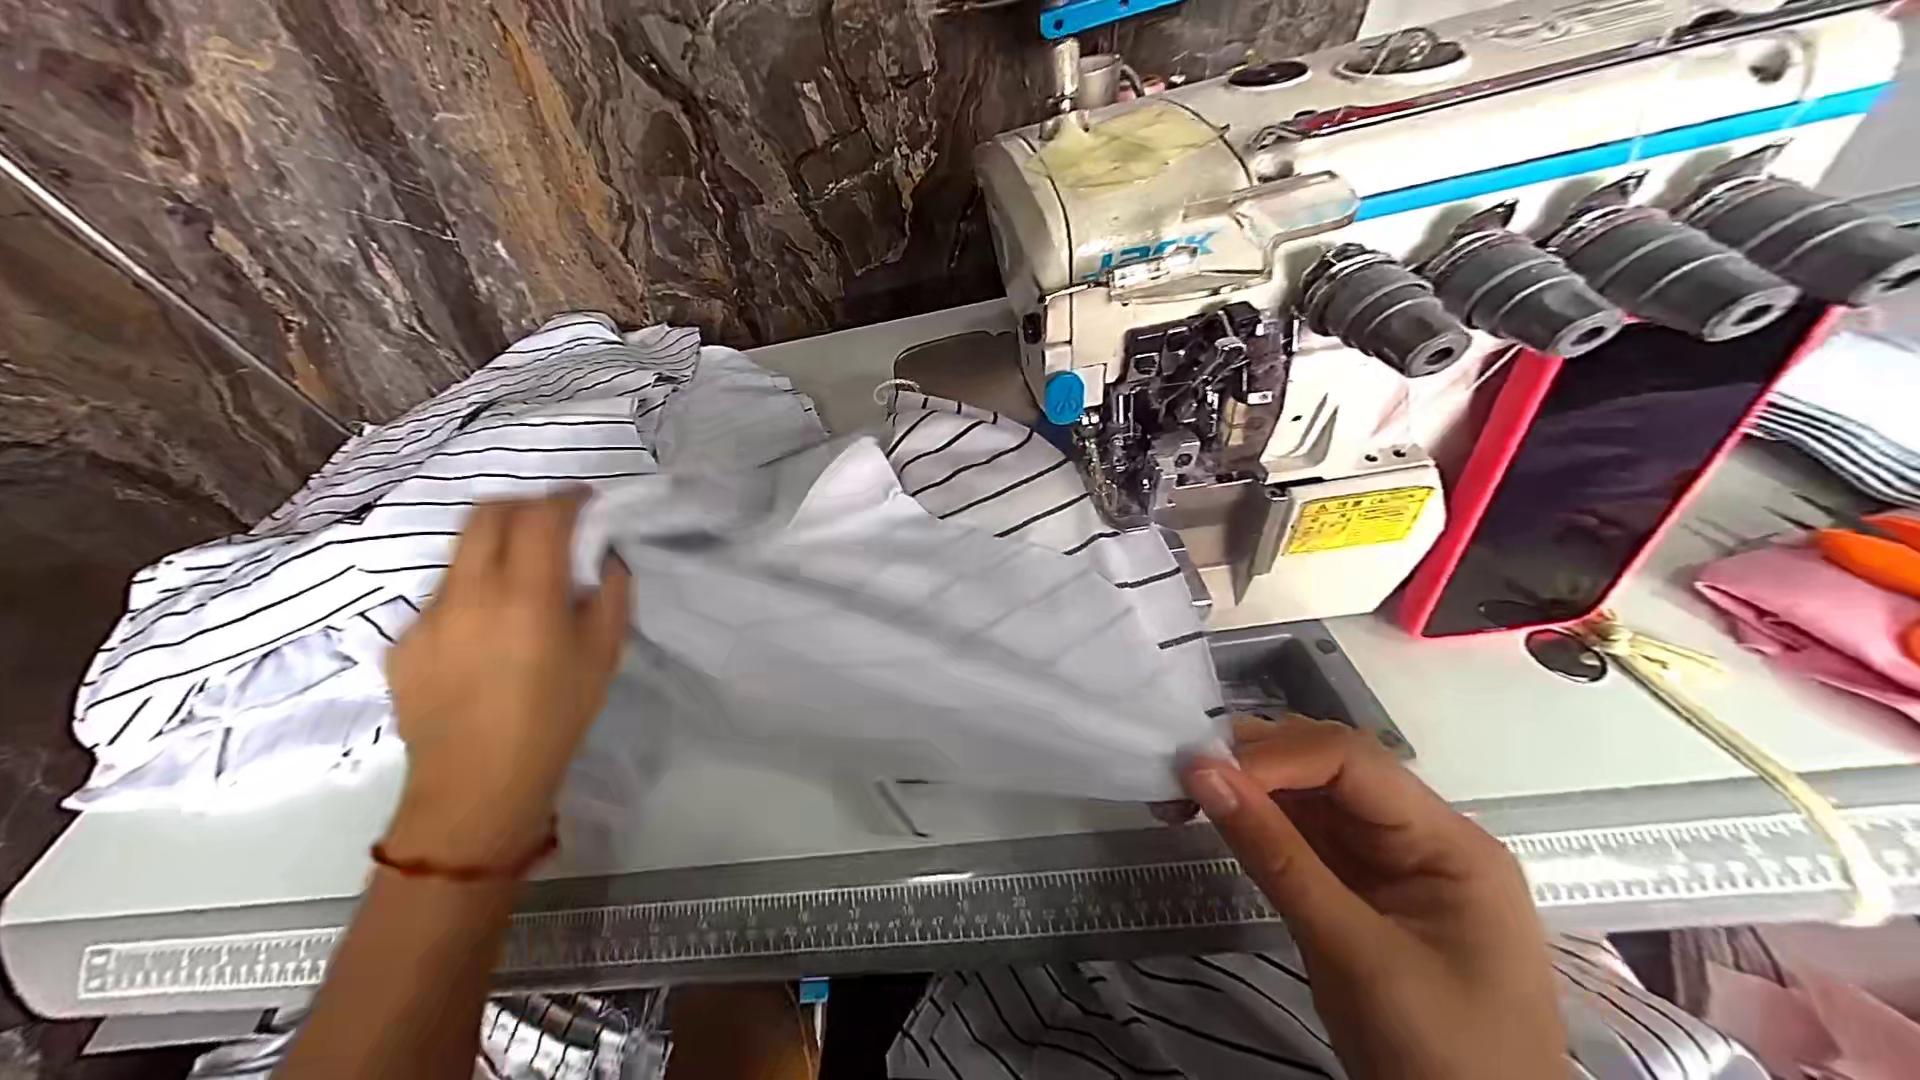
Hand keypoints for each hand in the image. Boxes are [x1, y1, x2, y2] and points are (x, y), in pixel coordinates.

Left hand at [381, 494, 630, 866]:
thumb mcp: (604, 653)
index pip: (541, 517)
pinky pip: (443, 597)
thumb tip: (604, 559)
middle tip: (551, 522)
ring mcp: (427, 616)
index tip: (586, 501)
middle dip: (523, 505)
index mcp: (526, 596)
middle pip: (486, 514)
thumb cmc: (557, 715)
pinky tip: (490, 635)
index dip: (567, 499)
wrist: (479, 784)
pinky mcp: (403, 641)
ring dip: (496, 549)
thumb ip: (611, 594)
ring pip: (461, 554)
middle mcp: (469, 593)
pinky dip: (474, 593)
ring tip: (523, 585)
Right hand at [1181, 716, 1563, 1079]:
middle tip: (1183, 777)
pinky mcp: (1355, 880)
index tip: (1202, 773)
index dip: (1275, 757)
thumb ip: (1276, 856)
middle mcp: (1416, 832)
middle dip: (1255, 760)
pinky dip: (1254, 817)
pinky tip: (1218, 816)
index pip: (1352, 761)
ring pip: (1307, 791)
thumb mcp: (1353, 955)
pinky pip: (1299, 829)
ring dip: (1247, 785)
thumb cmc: (1440, 1055)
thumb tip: (1200, 773)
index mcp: (1446, 841)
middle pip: (1328, 763)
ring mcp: (1385, 856)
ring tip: (1186, 793)